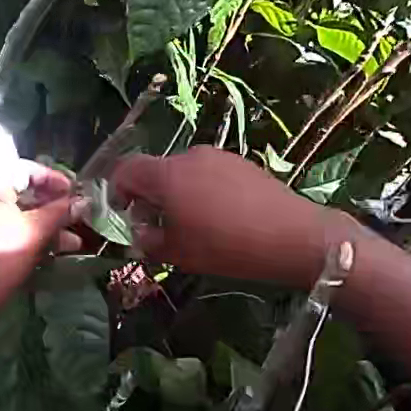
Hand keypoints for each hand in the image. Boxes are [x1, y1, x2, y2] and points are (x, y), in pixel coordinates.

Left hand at [0, 167, 82, 316]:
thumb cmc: (0, 255)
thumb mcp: (36, 230)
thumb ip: (61, 211)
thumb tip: (84, 201)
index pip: (28, 170)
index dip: (55, 179)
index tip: (75, 191)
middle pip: (25, 192)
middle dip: (55, 206)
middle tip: (77, 215)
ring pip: (21, 214)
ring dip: (49, 225)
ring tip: (74, 241)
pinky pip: (12, 228)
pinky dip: (33, 235)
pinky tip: (55, 249)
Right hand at [110, 147, 352, 286]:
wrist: (292, 235)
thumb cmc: (226, 246)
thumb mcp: (180, 254)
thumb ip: (150, 240)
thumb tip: (141, 231)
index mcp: (167, 174)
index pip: (127, 169)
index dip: (118, 191)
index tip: (125, 215)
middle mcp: (190, 156)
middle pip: (157, 170)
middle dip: (151, 196)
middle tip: (160, 227)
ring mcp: (219, 156)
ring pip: (185, 171)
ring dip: (179, 193)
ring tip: (194, 225)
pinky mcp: (243, 162)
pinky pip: (210, 173)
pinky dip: (204, 190)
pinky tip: (222, 217)